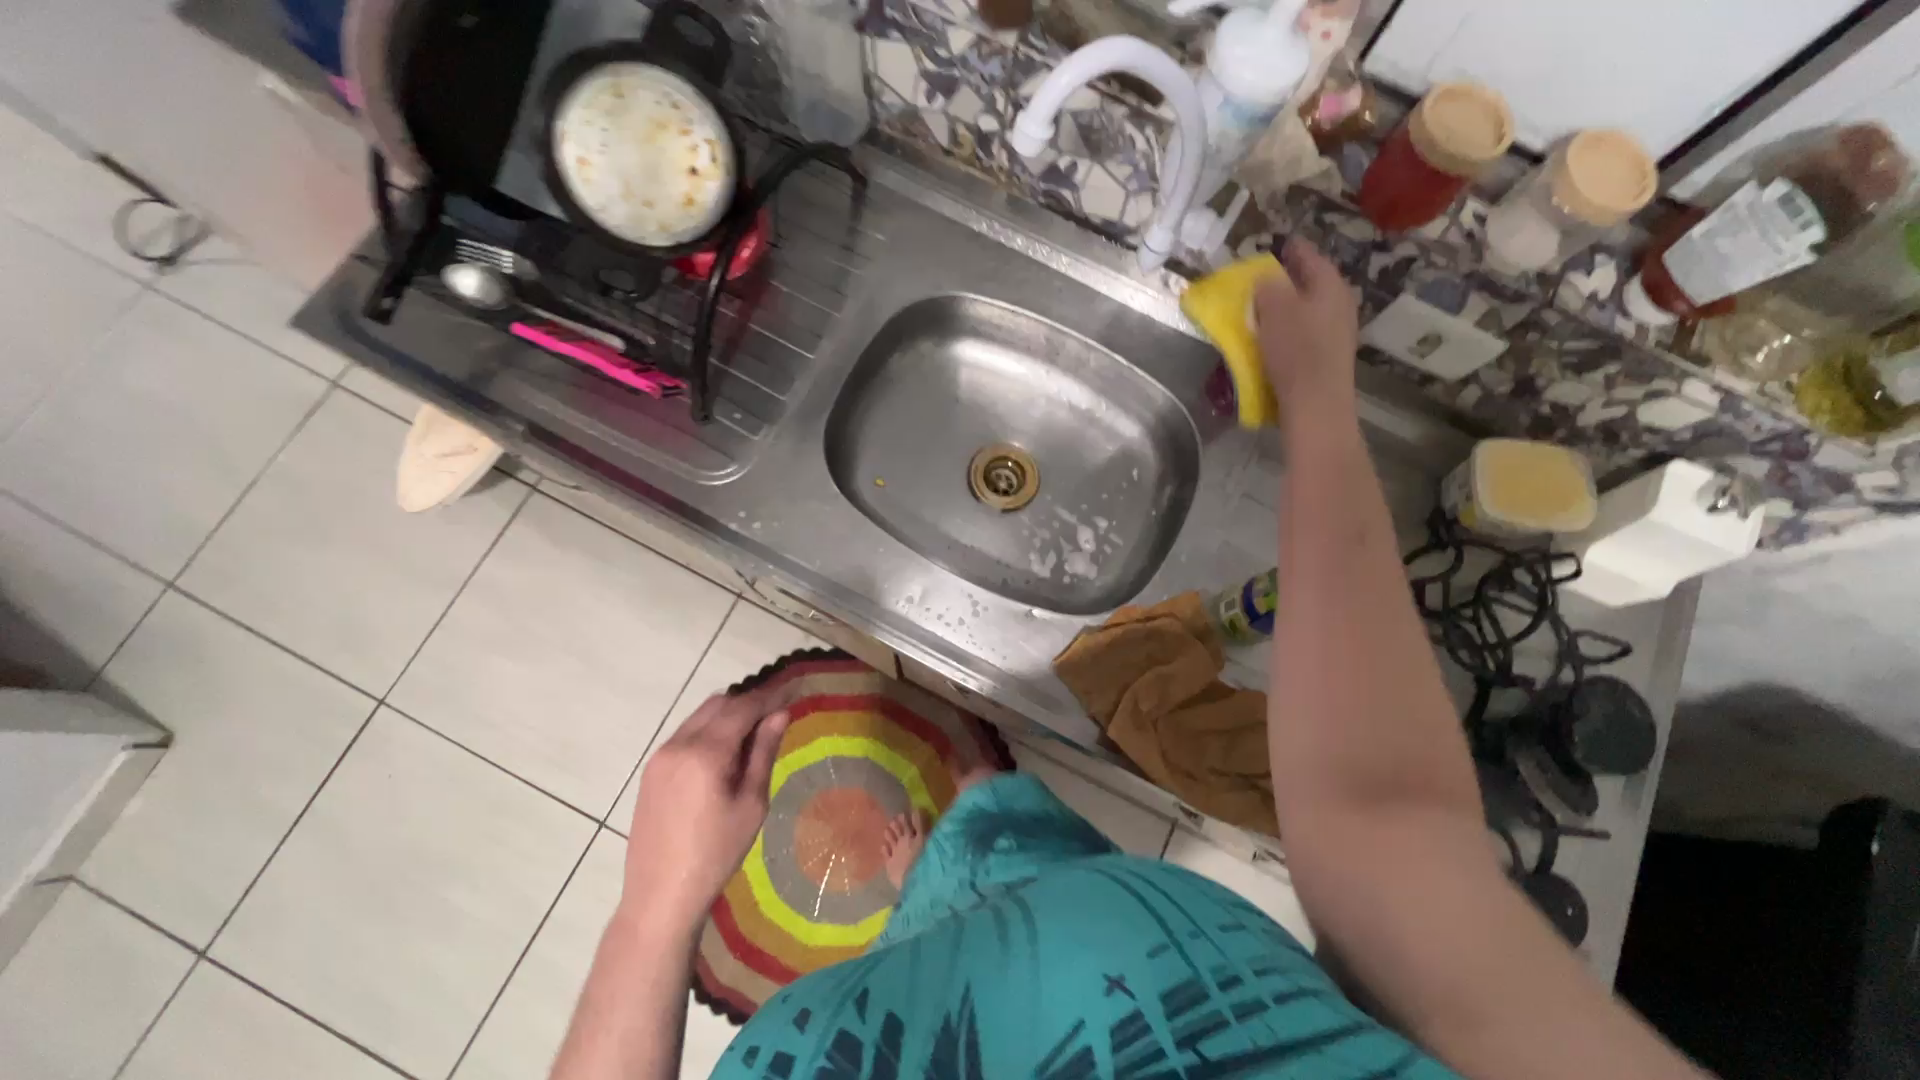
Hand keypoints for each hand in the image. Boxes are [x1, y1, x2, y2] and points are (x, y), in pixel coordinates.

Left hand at [621, 689, 792, 931]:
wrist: (660, 894)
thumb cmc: (716, 854)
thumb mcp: (751, 804)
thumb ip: (763, 753)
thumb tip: (779, 714)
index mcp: (705, 752)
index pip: (743, 707)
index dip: (770, 695)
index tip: (793, 689)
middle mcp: (677, 744)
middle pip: (718, 704)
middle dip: (748, 701)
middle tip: (778, 711)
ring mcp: (660, 756)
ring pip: (699, 717)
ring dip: (727, 715)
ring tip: (755, 731)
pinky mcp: (651, 771)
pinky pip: (685, 735)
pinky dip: (709, 731)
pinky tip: (726, 752)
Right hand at [1253, 238, 1360, 418]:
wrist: (1316, 403)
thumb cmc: (1296, 351)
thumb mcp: (1274, 309)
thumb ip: (1268, 286)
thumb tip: (1265, 278)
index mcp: (1330, 285)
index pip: (1309, 256)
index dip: (1291, 249)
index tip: (1278, 243)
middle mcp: (1340, 303)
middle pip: (1312, 282)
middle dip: (1289, 279)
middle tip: (1265, 277)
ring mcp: (1339, 331)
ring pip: (1311, 307)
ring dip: (1290, 305)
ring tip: (1266, 308)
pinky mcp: (1331, 355)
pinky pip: (1309, 330)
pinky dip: (1293, 327)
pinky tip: (1276, 336)